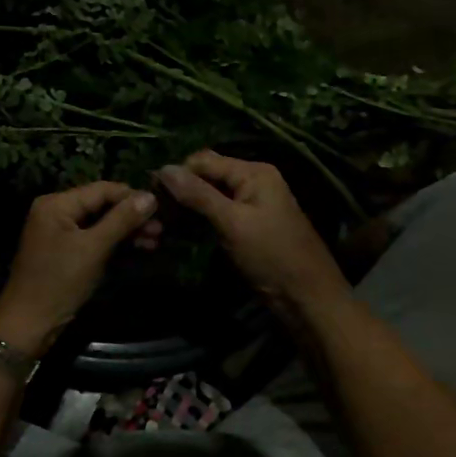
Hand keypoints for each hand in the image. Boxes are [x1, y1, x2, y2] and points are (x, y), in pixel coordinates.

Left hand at [0, 181, 157, 357]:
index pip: (101, 189)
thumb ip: (121, 220)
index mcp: (56, 203)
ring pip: (99, 223)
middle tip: (161, 229)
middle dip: (131, 216)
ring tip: (155, 241)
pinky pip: (93, 238)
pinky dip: (114, 242)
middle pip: (101, 204)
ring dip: (126, 230)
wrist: (29, 323)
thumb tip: (150, 196)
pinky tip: (138, 248)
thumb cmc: (59, 281)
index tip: (162, 207)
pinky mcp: (64, 251)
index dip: (132, 197)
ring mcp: (59, 232)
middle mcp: (56, 211)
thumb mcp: (93, 248)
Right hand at [157, 150, 352, 318]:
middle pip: (206, 176)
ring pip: (209, 195)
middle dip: (180, 190)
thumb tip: (163, 168)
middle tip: (152, 211)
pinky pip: (217, 212)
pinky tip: (179, 230)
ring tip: (160, 222)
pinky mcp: (247, 224)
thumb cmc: (272, 255)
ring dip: (187, 206)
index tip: (148, 194)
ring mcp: (251, 203)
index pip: (203, 160)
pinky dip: (199, 218)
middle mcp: (252, 180)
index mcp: (254, 172)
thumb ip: (198, 195)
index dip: (176, 173)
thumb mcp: (232, 223)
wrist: (307, 296)